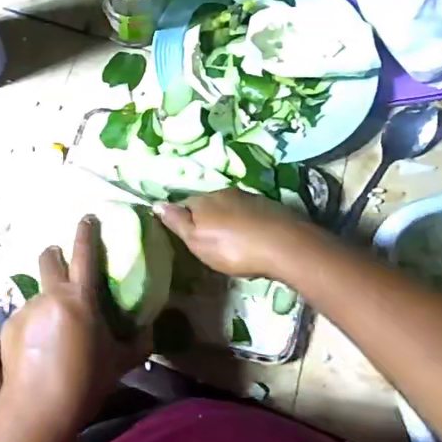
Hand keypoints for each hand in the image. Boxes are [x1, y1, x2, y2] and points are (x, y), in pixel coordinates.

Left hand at [0, 216, 149, 434]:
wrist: (37, 410)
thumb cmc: (85, 383)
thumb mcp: (119, 362)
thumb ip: (137, 341)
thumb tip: (149, 327)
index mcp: (80, 298)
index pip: (84, 252)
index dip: (86, 231)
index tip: (88, 217)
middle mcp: (50, 295)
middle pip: (49, 258)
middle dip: (55, 254)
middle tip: (63, 263)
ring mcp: (26, 309)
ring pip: (37, 292)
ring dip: (46, 299)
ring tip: (54, 329)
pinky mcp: (9, 325)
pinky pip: (24, 316)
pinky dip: (33, 323)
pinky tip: (38, 349)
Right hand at [154, 189, 318, 277]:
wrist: (285, 246)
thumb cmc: (233, 248)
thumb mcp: (198, 240)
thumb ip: (177, 222)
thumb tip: (156, 204)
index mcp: (203, 200)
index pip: (183, 204)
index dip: (180, 218)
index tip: (181, 233)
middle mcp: (224, 193)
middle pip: (207, 204)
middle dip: (205, 218)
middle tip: (206, 239)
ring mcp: (249, 199)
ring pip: (229, 207)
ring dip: (226, 220)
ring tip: (228, 240)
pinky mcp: (270, 208)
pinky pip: (249, 214)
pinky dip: (245, 223)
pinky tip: (250, 237)